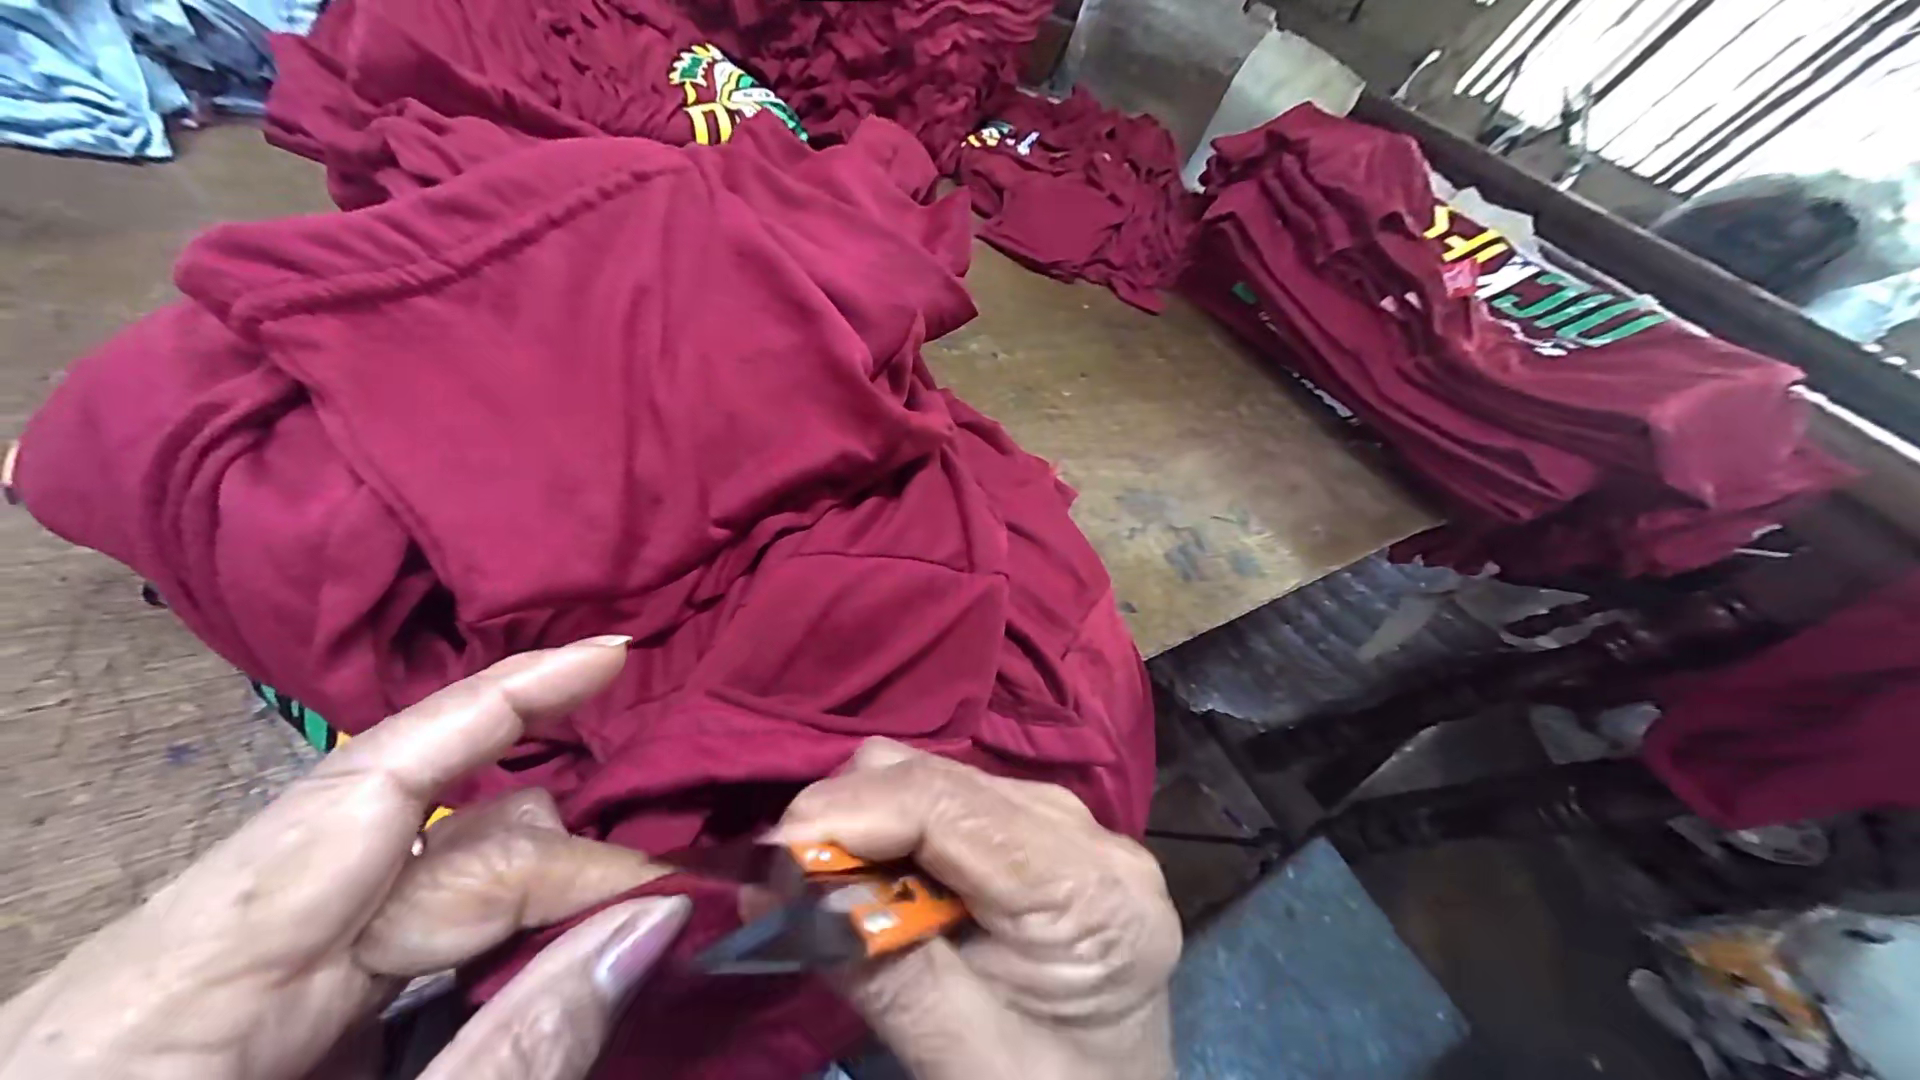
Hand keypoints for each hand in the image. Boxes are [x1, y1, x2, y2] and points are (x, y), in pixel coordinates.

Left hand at [0, 638, 688, 1079]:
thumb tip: (656, 917)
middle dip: (561, 861)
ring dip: (534, 897)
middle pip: (430, 846)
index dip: (505, 698)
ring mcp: (225, 988)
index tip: (611, 656)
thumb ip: (518, 1051)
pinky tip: (544, 951)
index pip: (376, 780)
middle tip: (667, 897)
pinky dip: (491, 932)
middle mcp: (198, 959)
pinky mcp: (252, 1018)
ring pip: (424, 885)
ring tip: (621, 916)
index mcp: (172, 991)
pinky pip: (402, 935)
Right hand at [774, 739, 1179, 1079]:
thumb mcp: (967, 1060)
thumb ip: (884, 970)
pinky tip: (890, 880)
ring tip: (848, 892)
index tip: (774, 853)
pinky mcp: (1038, 820)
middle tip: (798, 889)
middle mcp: (1083, 830)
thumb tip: (787, 886)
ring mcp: (1064, 816)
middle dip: (852, 816)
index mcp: (1090, 891)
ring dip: (871, 819)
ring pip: (936, 774)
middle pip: (940, 776)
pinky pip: (949, 794)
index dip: (853, 811)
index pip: (953, 806)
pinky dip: (898, 827)